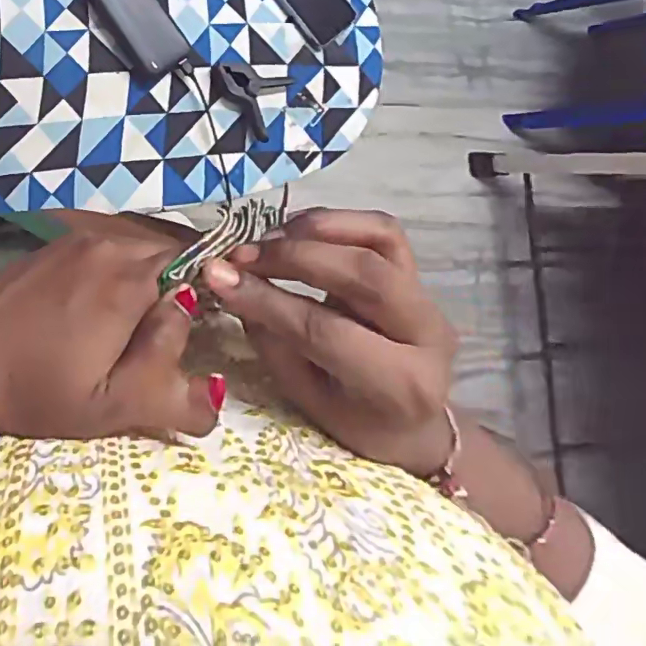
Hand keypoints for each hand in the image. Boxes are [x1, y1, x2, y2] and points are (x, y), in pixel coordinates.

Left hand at [0, 229, 222, 567]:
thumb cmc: (35, 390)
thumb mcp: (109, 408)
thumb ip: (171, 390)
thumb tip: (213, 383)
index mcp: (127, 277)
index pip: (192, 270)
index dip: (190, 307)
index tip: (169, 342)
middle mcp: (106, 242)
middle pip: (164, 255)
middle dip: (166, 293)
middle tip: (143, 341)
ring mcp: (75, 236)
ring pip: (133, 249)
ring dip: (139, 282)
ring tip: (116, 330)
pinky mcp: (53, 242)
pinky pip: (104, 247)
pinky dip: (111, 272)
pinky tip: (87, 311)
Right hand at [202, 208, 456, 474]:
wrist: (411, 423)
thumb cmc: (352, 419)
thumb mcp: (304, 396)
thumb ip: (270, 339)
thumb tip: (228, 280)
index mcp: (399, 385)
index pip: (325, 330)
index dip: (266, 299)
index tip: (217, 275)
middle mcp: (426, 335)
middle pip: (362, 273)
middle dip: (292, 256)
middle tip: (240, 256)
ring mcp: (428, 297)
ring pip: (378, 239)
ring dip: (313, 230)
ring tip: (267, 240)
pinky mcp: (418, 273)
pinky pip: (381, 229)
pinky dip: (335, 221)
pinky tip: (296, 231)